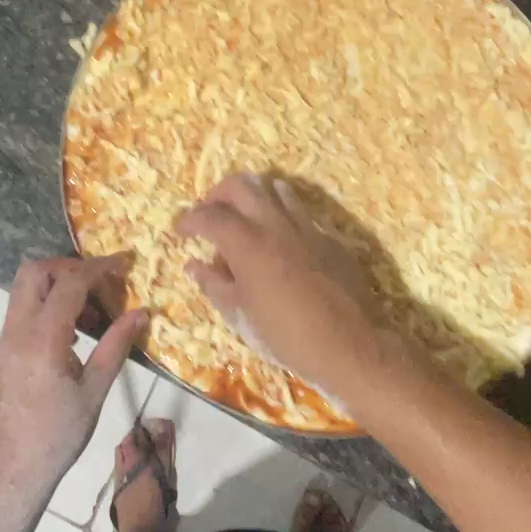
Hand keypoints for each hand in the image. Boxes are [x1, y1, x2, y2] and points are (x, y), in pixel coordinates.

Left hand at [0, 255, 147, 493]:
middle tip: (100, 284)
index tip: (125, 264)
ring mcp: (3, 341)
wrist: (7, 474)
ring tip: (92, 315)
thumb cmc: (56, 437)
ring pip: (24, 290)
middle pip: (34, 271)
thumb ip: (115, 346)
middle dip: (69, 267)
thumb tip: (141, 312)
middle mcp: (16, 330)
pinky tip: (73, 337)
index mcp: (42, 338)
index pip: (69, 282)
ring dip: (57, 288)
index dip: (99, 267)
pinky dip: (47, 308)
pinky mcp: (0, 353)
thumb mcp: (94, 392)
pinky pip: (21, 313)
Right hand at [176, 173, 385, 397]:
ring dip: (254, 197)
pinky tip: (280, 244)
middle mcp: (276, 225)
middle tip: (210, 215)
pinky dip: (282, 217)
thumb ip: (213, 285)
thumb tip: (194, 266)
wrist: (349, 346)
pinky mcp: (330, 239)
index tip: (181, 232)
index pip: (209, 216)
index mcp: (248, 244)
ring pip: (276, 189)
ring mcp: (307, 228)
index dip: (189, 220)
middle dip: (218, 194)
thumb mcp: (240, 316)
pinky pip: (301, 213)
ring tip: (246, 221)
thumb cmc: (286, 337)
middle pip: (242, 185)